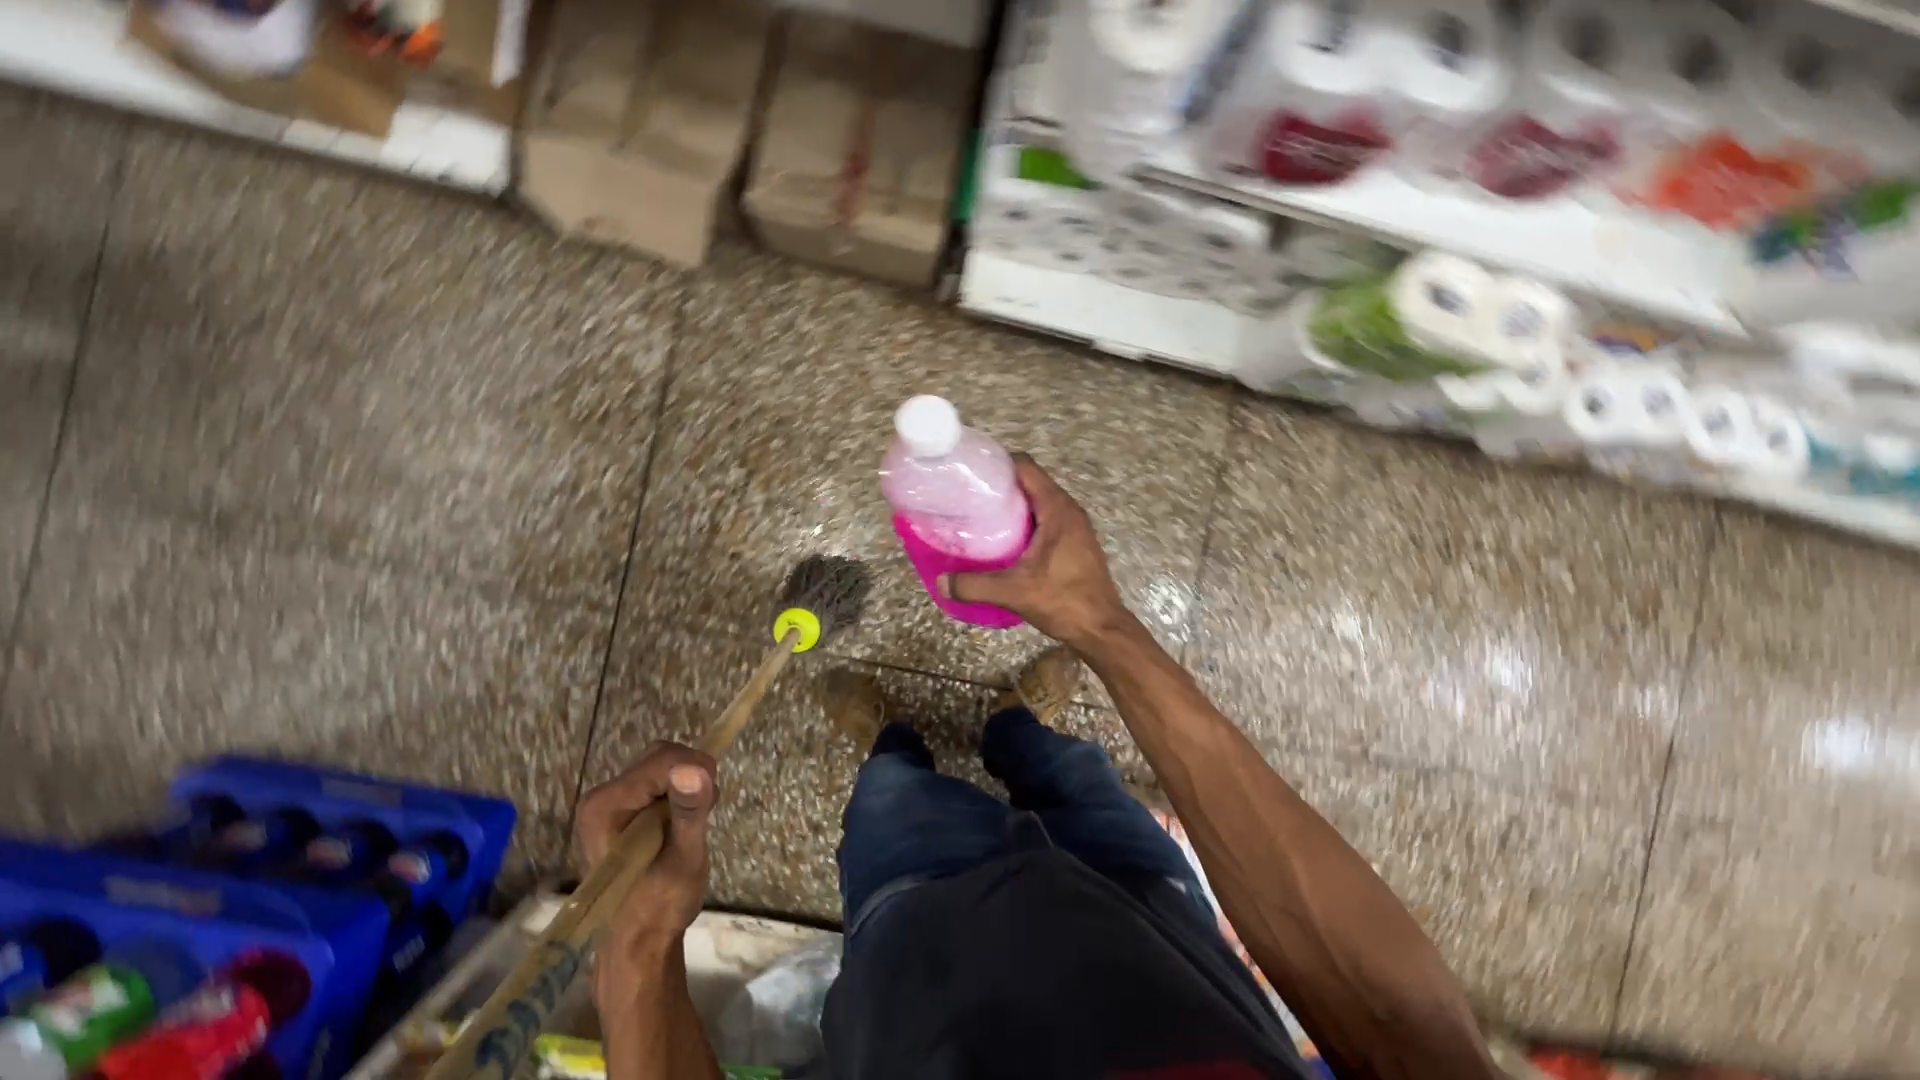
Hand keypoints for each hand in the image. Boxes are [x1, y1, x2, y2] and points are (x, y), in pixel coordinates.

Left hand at [576, 742, 717, 962]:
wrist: (639, 941)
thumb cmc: (659, 906)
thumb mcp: (683, 860)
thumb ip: (689, 812)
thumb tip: (697, 767)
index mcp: (606, 805)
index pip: (662, 760)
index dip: (695, 770)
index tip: (714, 799)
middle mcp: (601, 796)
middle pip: (660, 757)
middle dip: (691, 775)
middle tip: (706, 811)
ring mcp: (609, 802)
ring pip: (661, 766)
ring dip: (687, 785)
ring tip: (693, 823)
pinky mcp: (621, 810)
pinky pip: (657, 782)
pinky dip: (678, 795)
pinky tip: (680, 824)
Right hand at [939, 454, 1131, 647]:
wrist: (1101, 629)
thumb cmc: (1063, 601)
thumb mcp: (1014, 591)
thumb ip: (974, 585)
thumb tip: (941, 581)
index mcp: (1057, 509)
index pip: (1026, 467)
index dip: (997, 463)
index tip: (970, 472)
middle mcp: (1068, 510)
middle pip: (1030, 482)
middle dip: (1000, 485)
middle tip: (967, 496)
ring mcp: (1074, 527)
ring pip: (1037, 503)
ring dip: (1011, 506)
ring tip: (979, 517)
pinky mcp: (1074, 544)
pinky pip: (1044, 520)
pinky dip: (1023, 523)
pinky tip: (1002, 542)